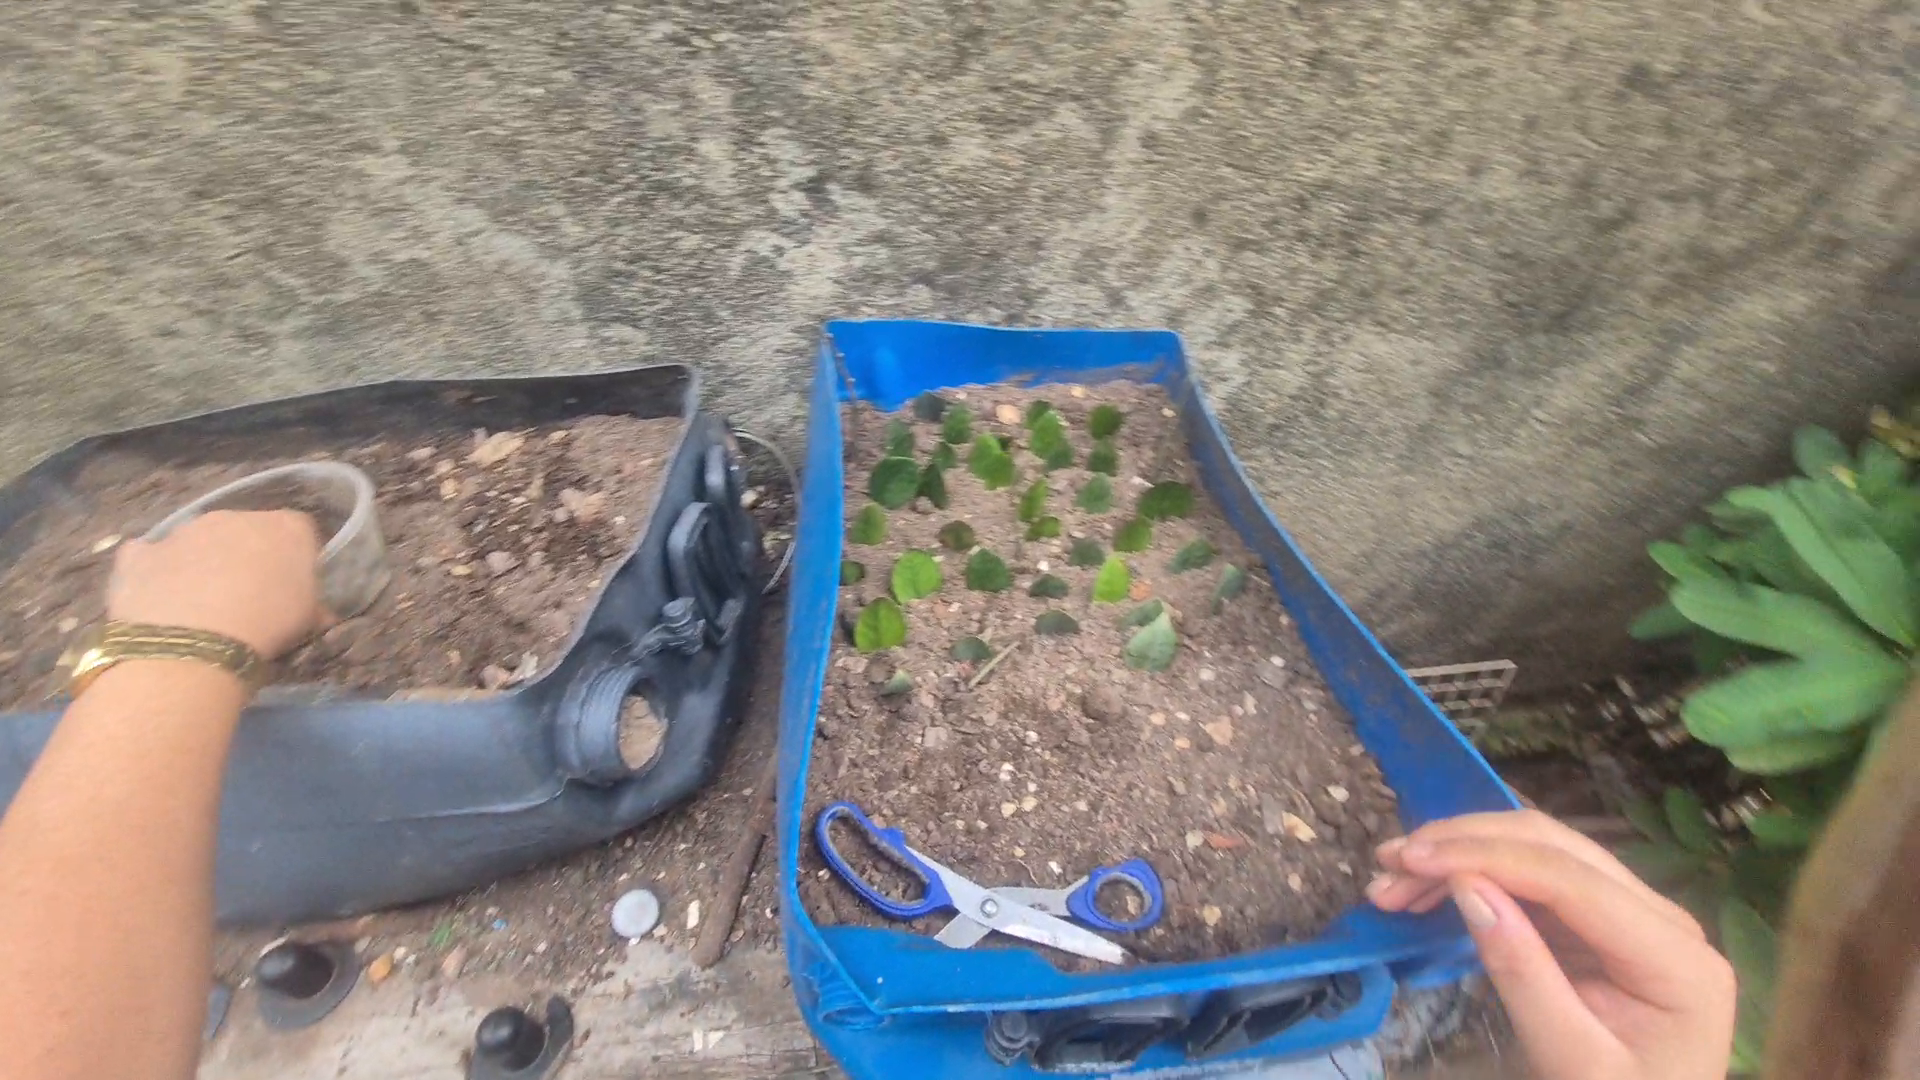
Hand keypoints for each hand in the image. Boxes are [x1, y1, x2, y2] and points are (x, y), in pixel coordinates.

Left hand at [107, 510, 323, 657]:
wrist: (192, 643)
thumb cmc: (269, 622)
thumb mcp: (309, 616)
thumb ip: (313, 602)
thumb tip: (316, 613)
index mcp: (286, 527)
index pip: (301, 528)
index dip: (299, 553)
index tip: (296, 578)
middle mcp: (235, 518)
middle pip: (248, 528)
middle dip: (250, 551)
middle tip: (252, 588)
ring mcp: (182, 532)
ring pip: (200, 539)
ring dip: (205, 558)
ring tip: (205, 597)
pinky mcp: (138, 553)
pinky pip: (151, 554)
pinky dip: (158, 567)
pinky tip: (163, 592)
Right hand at [1367, 810, 1735, 1079]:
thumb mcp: (1570, 1058)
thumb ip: (1523, 973)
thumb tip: (1465, 886)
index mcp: (1675, 957)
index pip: (1566, 876)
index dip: (1480, 856)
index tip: (1407, 860)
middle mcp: (1659, 915)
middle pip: (1546, 842)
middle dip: (1458, 842)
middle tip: (1389, 860)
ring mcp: (1627, 906)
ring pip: (1527, 842)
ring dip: (1453, 849)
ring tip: (1390, 875)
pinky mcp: (1592, 909)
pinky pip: (1520, 867)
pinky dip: (1465, 868)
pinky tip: (1422, 885)